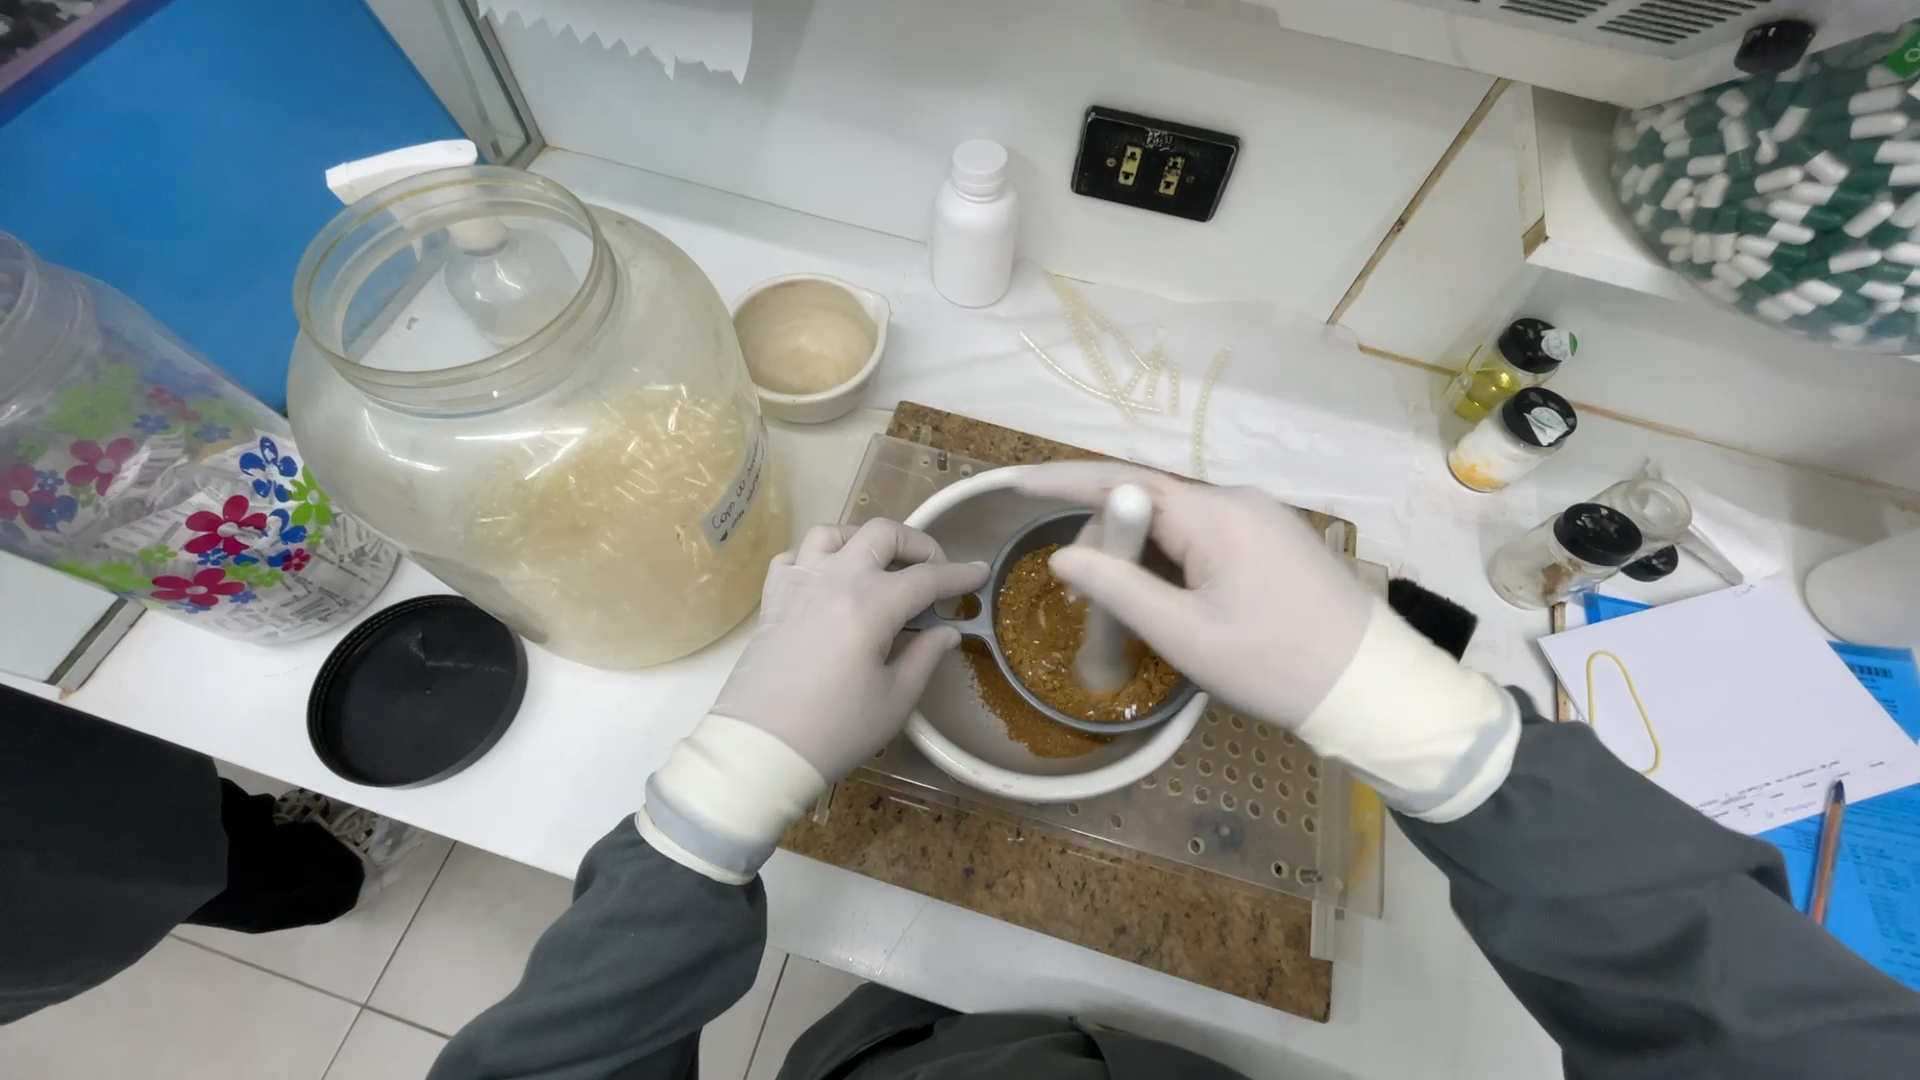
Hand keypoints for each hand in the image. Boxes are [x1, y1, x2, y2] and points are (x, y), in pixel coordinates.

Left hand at [710, 519, 988, 782]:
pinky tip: (830, 581)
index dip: (959, 575)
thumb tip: (947, 631)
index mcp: (870, 606)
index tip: (981, 573)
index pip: (926, 578)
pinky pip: (795, 556)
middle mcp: (835, 580)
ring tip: (879, 567)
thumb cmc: (835, 730)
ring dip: (864, 541)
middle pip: (883, 534)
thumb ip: (925, 656)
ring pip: (834, 532)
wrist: (760, 749)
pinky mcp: (773, 599)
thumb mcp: (894, 700)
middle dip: (918, 544)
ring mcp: (799, 584)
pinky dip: (818, 558)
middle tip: (934, 572)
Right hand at [1022, 462, 1372, 727]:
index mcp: (1216, 515)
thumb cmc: (1273, 665)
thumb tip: (1064, 556)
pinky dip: (1170, 561)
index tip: (1019, 485)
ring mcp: (1259, 517)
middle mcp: (1237, 501)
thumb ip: (1117, 587)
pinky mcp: (1272, 539)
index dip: (1066, 482)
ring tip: (1125, 607)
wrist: (1373, 690)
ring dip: (1138, 556)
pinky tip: (1165, 598)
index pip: (1123, 483)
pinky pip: (1202, 537)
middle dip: (1107, 541)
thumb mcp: (1183, 634)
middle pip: (1147, 504)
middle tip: (1088, 598)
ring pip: (1174, 523)